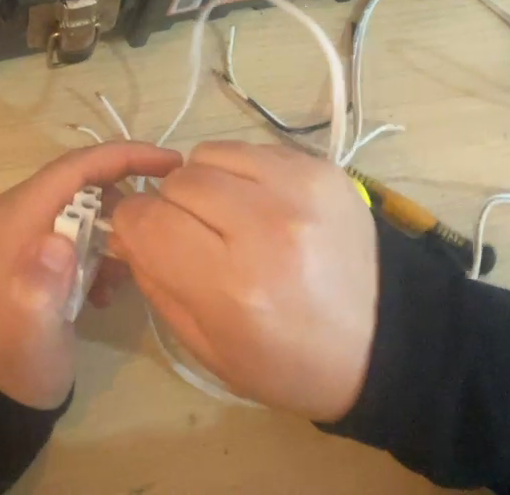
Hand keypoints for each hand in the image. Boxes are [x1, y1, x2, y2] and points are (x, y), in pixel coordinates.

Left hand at [0, 142, 181, 408]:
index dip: (122, 156)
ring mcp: (28, 227)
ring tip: (132, 269)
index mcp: (15, 217)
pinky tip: (108, 288)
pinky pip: (81, 227)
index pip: (73, 168)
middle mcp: (19, 211)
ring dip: (116, 227)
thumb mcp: (28, 336)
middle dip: (126, 191)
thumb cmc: (17, 363)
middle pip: (83, 178)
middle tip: (166, 215)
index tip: (170, 162)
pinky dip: (104, 247)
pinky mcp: (39, 246)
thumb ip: (37, 291)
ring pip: (86, 202)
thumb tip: (58, 242)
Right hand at [109, 140, 377, 420]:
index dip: (134, 226)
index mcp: (234, 286)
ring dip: (205, 183)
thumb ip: (155, 281)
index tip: (147, 238)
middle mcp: (266, 226)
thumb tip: (123, 227)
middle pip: (175, 183)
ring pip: (207, 155)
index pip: (146, 220)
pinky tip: (260, 204)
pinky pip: (247, 147)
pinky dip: (240, 171)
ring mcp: (298, 188)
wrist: (386, 341)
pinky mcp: (320, 167)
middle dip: (172, 207)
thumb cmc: (290, 361)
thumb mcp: (209, 348)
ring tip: (230, 217)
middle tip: (198, 236)